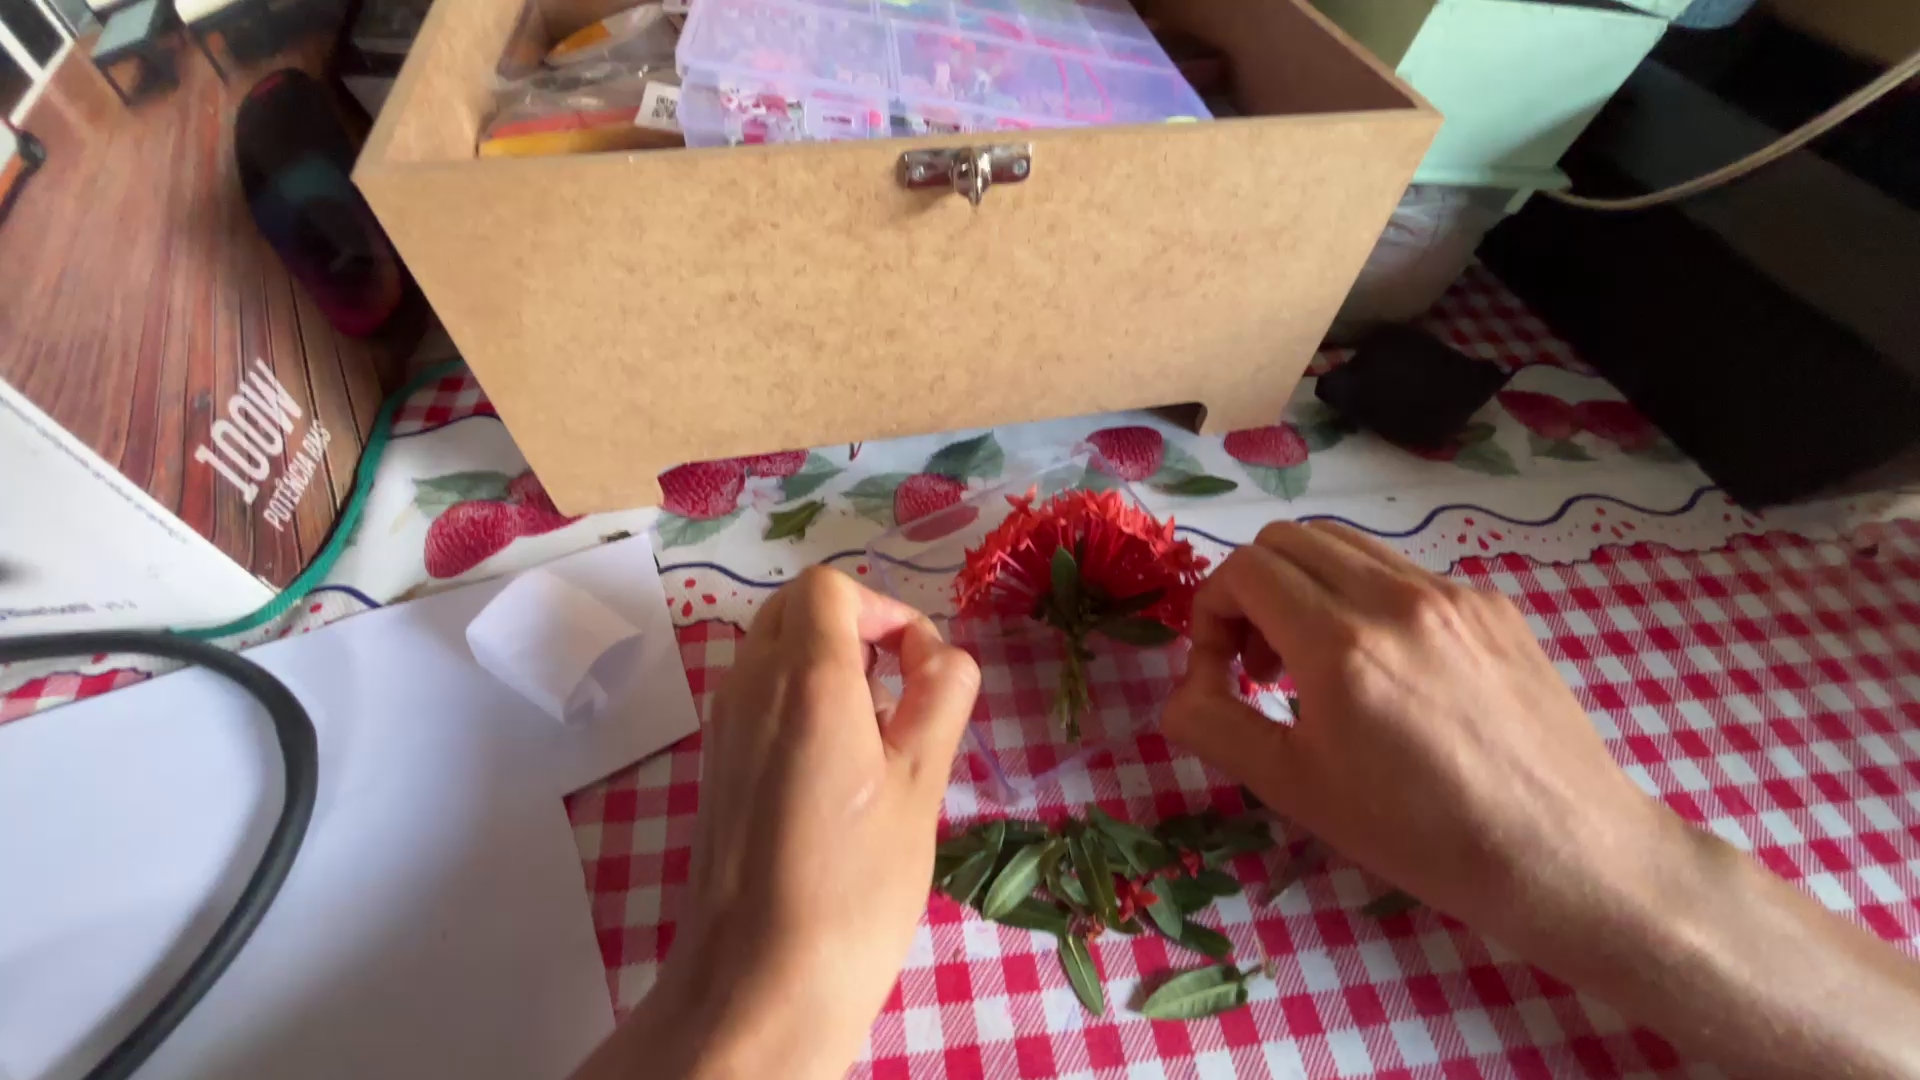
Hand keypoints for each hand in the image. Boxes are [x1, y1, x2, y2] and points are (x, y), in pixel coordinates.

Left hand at [572, 568, 979, 1079]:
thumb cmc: (855, 885)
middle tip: (898, 688)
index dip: (882, 607)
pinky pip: (759, 688)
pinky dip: (800, 691)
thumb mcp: (921, 783)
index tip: (916, 663)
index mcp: (807, 680)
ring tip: (873, 729)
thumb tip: (940, 653)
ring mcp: (724, 721)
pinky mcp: (716, 758)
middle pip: (798, 606)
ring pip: (775, 645)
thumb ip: (941, 696)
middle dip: (856, 626)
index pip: (828, 587)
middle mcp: (751, 685)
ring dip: (829, 657)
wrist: (756, 984)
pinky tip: (834, 761)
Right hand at [1162, 523, 1919, 1077]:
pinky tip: (1379, 665)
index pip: (1243, 570)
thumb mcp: (1290, 787)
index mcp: (1342, 645)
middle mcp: (1395, 597)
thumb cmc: (1419, 832)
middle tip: (1256, 660)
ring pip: (1339, 543)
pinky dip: (1355, 596)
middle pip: (1284, 539)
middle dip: (1247, 589)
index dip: (1210, 609)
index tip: (1220, 668)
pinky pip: (1394, 569)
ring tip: (1311, 657)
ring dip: (1299, 585)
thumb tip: (1182, 688)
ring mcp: (1451, 592)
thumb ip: (1210, 723)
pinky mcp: (1490, 601)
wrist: (1571, 858)